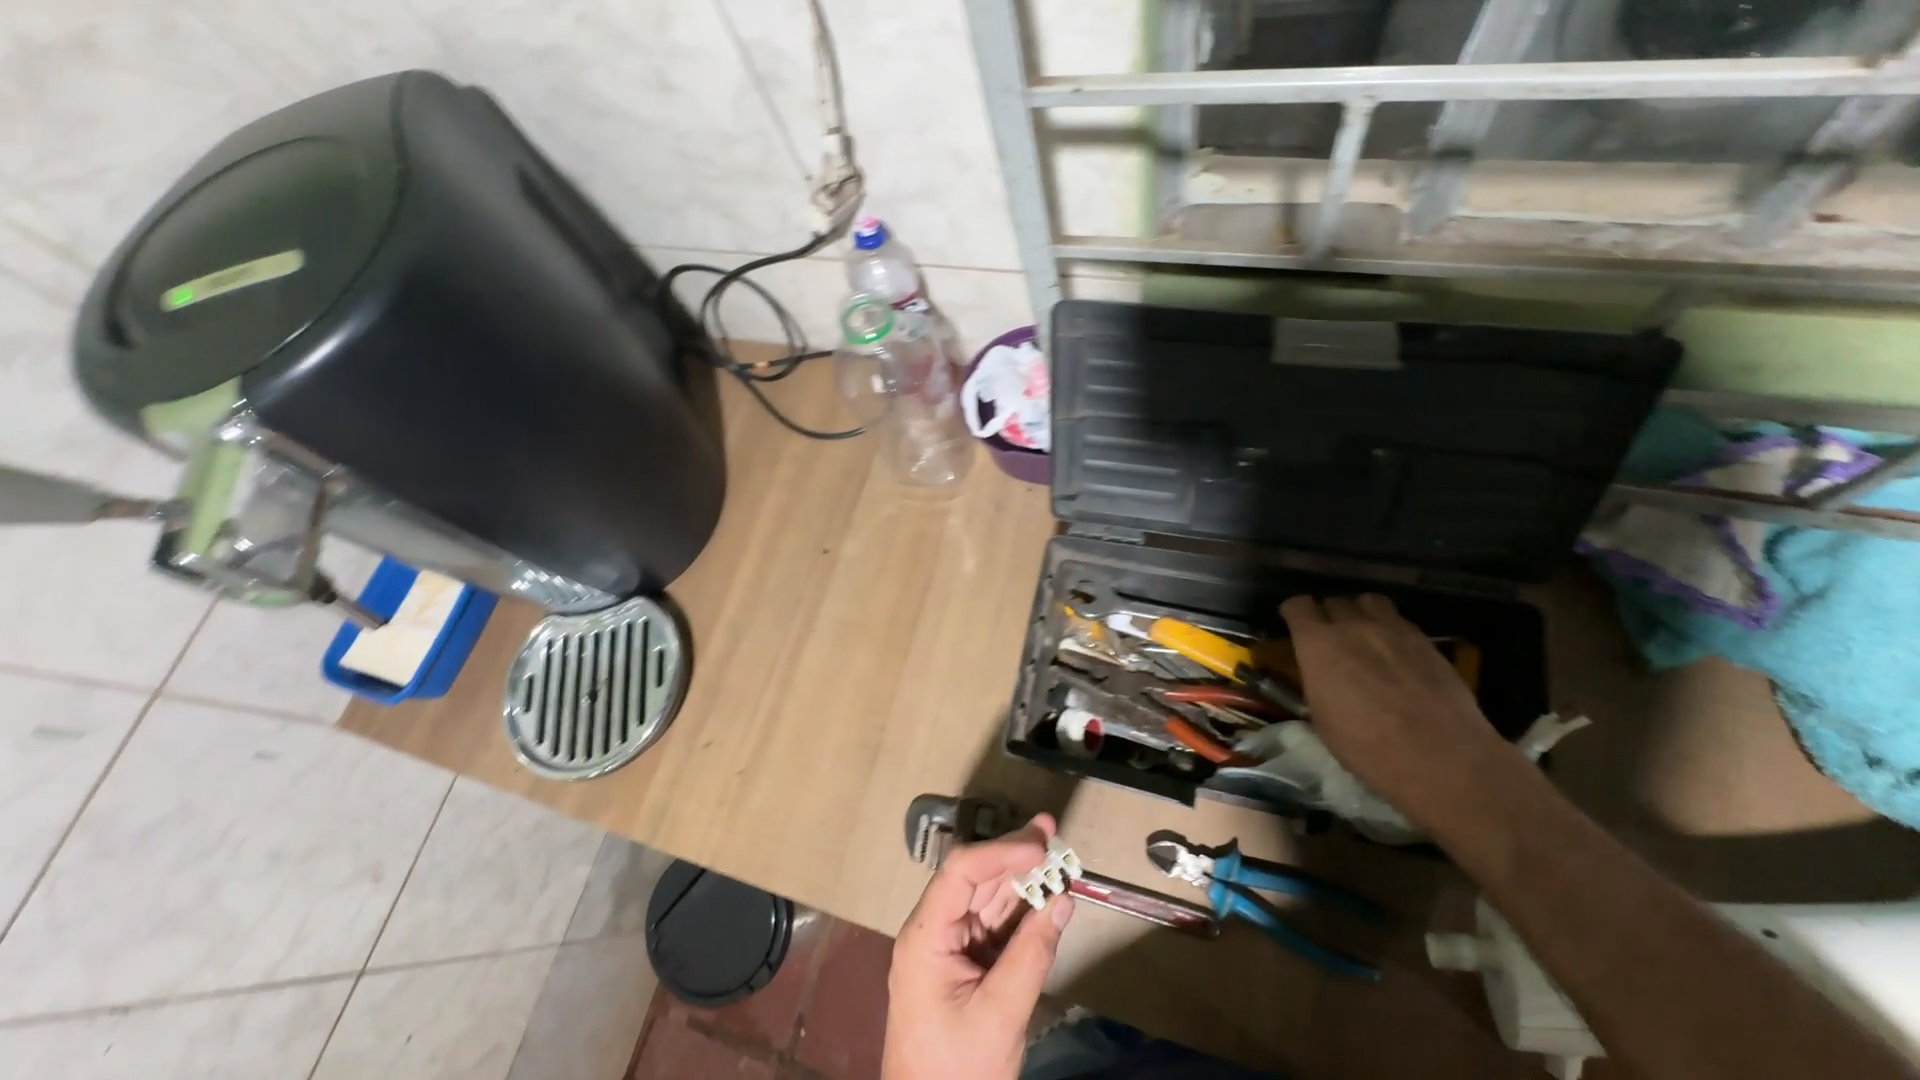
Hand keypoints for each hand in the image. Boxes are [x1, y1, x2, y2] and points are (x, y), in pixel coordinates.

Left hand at [883, 814, 1074, 1079]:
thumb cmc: (956, 1069)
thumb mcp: (999, 1015)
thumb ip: (1032, 955)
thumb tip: (1062, 901)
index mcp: (926, 936)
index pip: (961, 873)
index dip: (1000, 851)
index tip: (1040, 847)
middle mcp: (935, 931)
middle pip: (975, 878)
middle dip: (1014, 853)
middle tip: (1052, 830)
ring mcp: (951, 947)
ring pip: (989, 898)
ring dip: (1022, 876)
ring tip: (1055, 852)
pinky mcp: (967, 964)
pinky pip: (996, 925)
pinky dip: (1023, 908)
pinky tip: (1046, 892)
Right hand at [1280, 594, 1515, 827]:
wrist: (1440, 755)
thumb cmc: (1367, 747)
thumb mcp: (1323, 719)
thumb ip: (1318, 684)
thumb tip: (1322, 677)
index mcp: (1318, 644)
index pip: (1298, 607)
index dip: (1294, 614)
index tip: (1294, 625)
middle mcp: (1354, 626)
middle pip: (1336, 602)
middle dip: (1328, 616)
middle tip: (1330, 638)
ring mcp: (1395, 629)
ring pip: (1371, 602)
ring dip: (1361, 614)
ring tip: (1364, 635)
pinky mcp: (1427, 641)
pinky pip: (1400, 621)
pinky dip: (1391, 629)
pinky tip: (1396, 653)